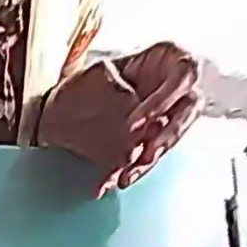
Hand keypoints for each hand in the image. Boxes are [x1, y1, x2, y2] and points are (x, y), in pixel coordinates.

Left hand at [41, 43, 201, 197]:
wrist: (58, 113)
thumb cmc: (82, 83)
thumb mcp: (98, 75)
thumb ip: (119, 88)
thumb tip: (132, 107)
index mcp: (164, 60)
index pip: (185, 74)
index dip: (163, 100)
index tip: (134, 122)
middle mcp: (169, 90)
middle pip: (188, 111)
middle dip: (168, 136)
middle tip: (145, 156)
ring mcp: (159, 120)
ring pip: (167, 141)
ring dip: (148, 162)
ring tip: (126, 177)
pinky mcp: (141, 147)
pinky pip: (138, 163)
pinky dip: (121, 174)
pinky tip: (104, 186)